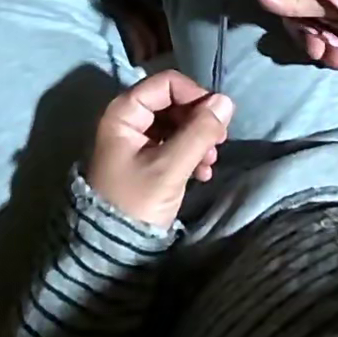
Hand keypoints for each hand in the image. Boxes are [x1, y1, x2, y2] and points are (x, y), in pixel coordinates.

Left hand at [86, 70, 234, 230]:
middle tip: (219, 142)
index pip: (167, 83)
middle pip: (173, 102)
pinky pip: (173, 142)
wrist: (111, 253)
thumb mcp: (170, 167)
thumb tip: (226, 101)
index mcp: (124, 113)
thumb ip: (200, 132)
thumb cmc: (136, 203)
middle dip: (199, 120)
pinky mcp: (144, 159)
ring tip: (210, 162)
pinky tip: (203, 172)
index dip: (195, 95)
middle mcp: (127, 120)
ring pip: (176, 123)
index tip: (216, 118)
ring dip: (198, 138)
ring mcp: (135, 140)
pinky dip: (190, 152)